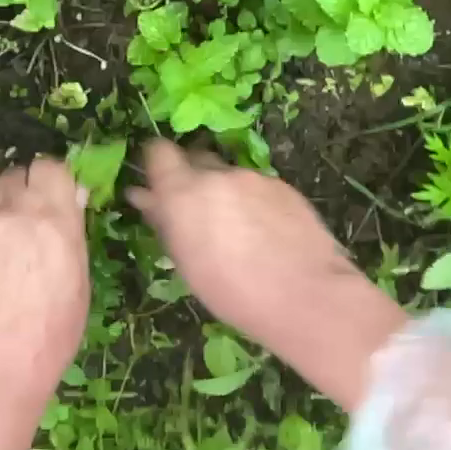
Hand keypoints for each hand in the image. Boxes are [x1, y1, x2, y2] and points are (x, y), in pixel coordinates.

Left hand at [0, 159, 88, 449]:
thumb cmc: (47, 336)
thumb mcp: (78, 283)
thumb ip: (73, 232)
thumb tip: (74, 195)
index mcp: (51, 216)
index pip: (51, 166)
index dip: (53, 182)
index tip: (53, 201)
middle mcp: (9, 206)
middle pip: (17, 172)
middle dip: (23, 191)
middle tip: (24, 222)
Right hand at [128, 139, 405, 409]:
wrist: (309, 299)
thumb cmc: (234, 293)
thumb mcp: (186, 262)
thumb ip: (163, 221)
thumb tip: (141, 195)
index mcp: (181, 192)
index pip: (158, 151)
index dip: (158, 165)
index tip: (161, 186)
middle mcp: (214, 174)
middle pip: (194, 159)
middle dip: (192, 178)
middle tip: (199, 213)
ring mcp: (251, 177)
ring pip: (227, 175)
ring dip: (225, 192)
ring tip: (240, 231)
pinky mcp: (282, 185)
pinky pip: (256, 186)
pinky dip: (254, 202)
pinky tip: (267, 234)